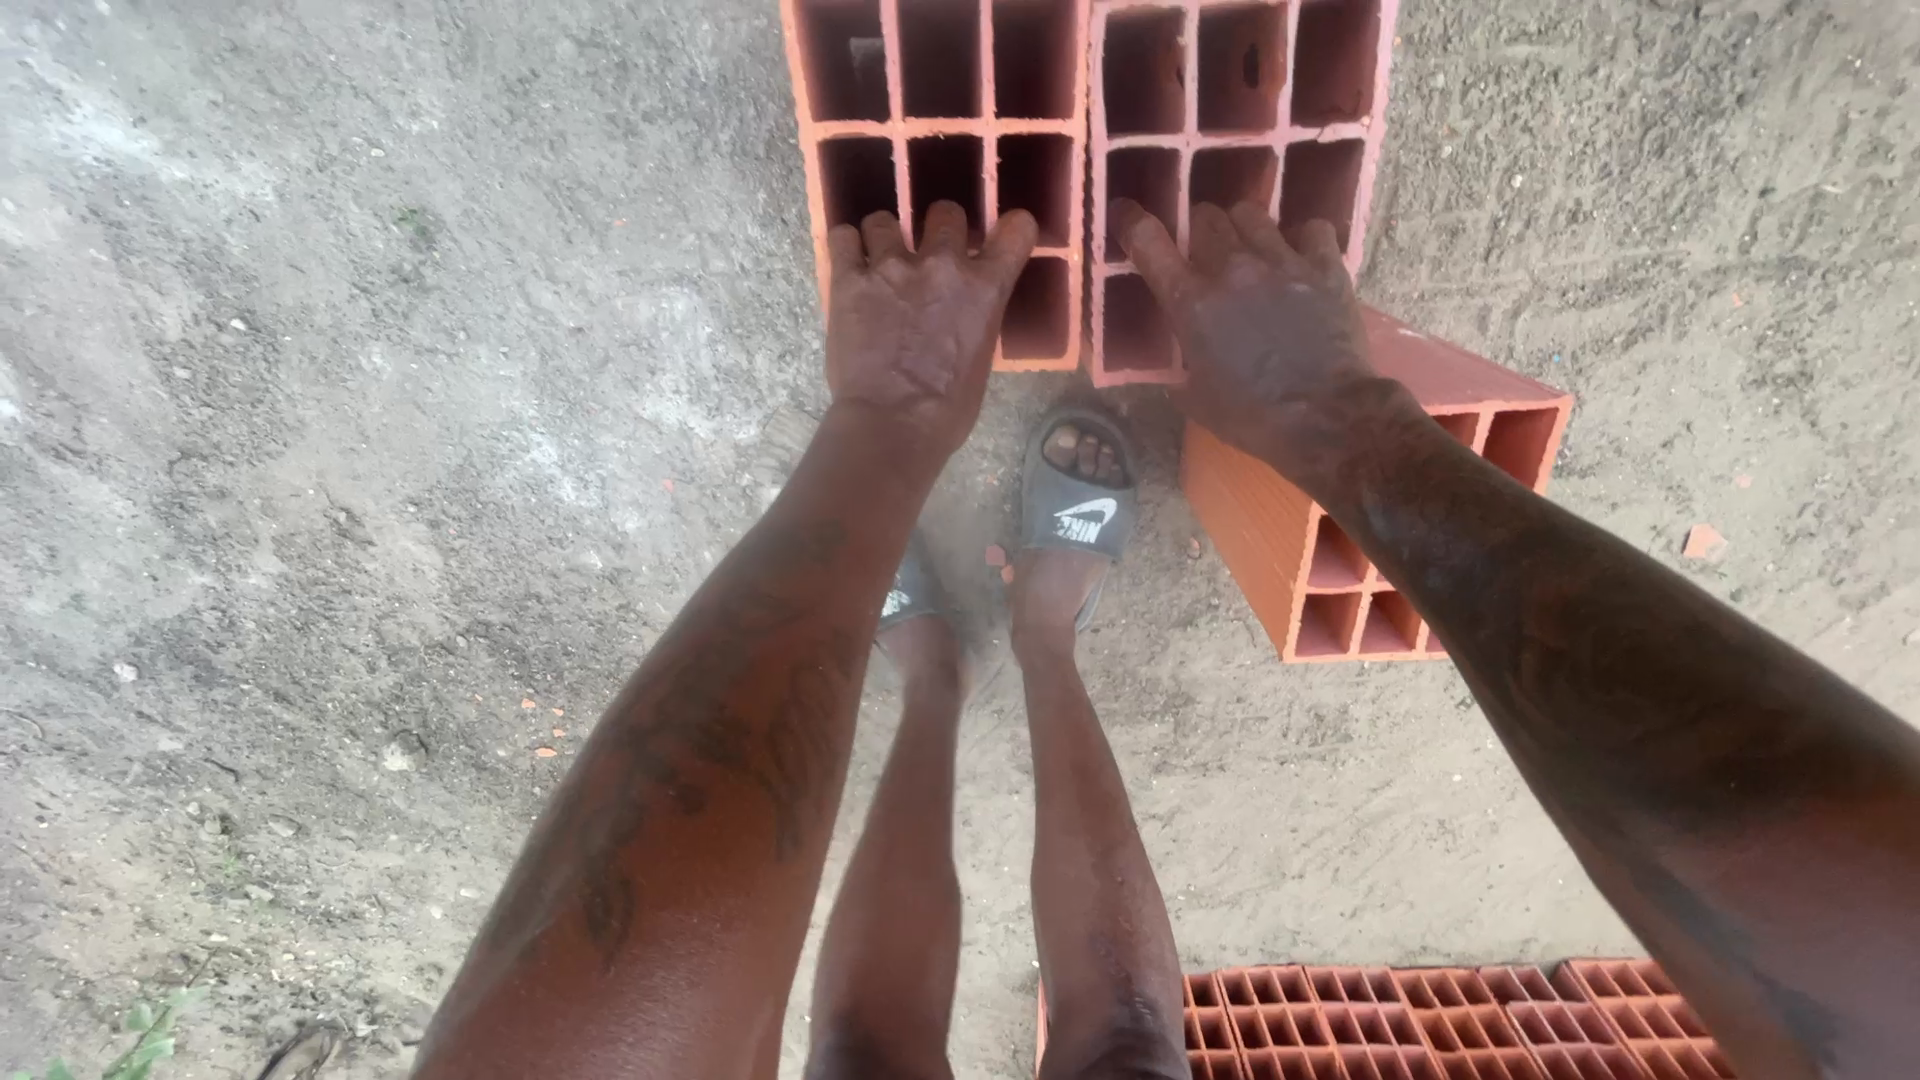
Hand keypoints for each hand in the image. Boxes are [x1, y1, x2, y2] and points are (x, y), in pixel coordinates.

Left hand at [824, 202, 1037, 464]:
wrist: (891, 425)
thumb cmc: (946, 411)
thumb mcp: (979, 360)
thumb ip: (974, 320)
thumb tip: (959, 314)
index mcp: (984, 288)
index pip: (1016, 230)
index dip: (1011, 230)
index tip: (1000, 238)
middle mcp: (941, 264)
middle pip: (945, 212)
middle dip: (938, 231)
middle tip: (928, 258)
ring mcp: (890, 266)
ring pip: (884, 220)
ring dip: (884, 239)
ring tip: (879, 266)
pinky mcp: (848, 279)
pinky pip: (842, 236)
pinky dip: (846, 246)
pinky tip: (849, 265)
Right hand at [1112, 199, 1418, 487]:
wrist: (1323, 418)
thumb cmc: (1249, 416)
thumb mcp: (1194, 396)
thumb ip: (1179, 362)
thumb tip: (1181, 352)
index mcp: (1190, 303)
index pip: (1149, 242)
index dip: (1131, 221)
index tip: (1124, 212)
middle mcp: (1231, 269)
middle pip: (1205, 216)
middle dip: (1198, 231)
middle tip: (1204, 252)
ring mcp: (1282, 261)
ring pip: (1251, 213)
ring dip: (1242, 228)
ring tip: (1250, 249)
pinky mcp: (1325, 266)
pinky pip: (1309, 227)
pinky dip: (1300, 238)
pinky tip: (1299, 257)